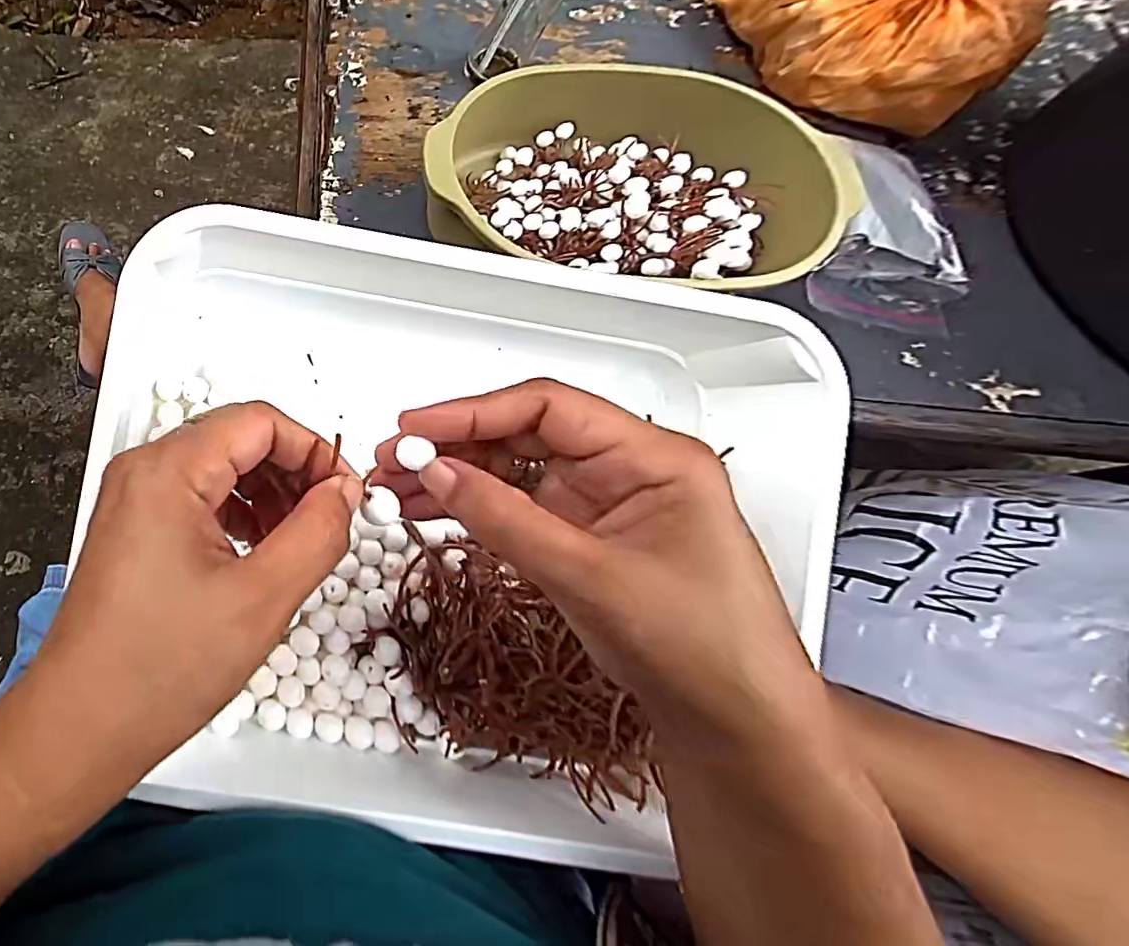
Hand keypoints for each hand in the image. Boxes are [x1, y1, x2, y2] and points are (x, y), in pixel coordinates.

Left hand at [30, 402, 361, 767]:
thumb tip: (341, 494)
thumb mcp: (261, 598)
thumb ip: (316, 533)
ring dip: (267, 491)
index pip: (259, 421)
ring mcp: (132, 497)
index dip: (313, 449)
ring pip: (218, 465)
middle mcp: (142, 472)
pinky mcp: (132, 524)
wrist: (82, 720)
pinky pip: (196, 494)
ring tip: (297, 537)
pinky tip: (259, 547)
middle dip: (292, 470)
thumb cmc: (150, 669)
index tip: (343, 488)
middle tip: (328, 513)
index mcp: (167, 472)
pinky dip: (237, 510)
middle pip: (237, 437)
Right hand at [370, 378, 817, 741]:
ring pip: (507, 467)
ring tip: (396, 484)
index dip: (473, 411)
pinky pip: (508, 504)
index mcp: (652, 458)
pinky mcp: (574, 531)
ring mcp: (594, 500)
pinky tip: (425, 507)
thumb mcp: (590, 577)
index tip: (417, 426)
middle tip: (395, 456)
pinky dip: (465, 505)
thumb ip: (505, 518)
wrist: (733, 720)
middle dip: (451, 443)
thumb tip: (437, 472)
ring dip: (449, 474)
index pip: (547, 408)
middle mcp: (621, 469)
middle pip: (519, 433)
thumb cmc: (700, 648)